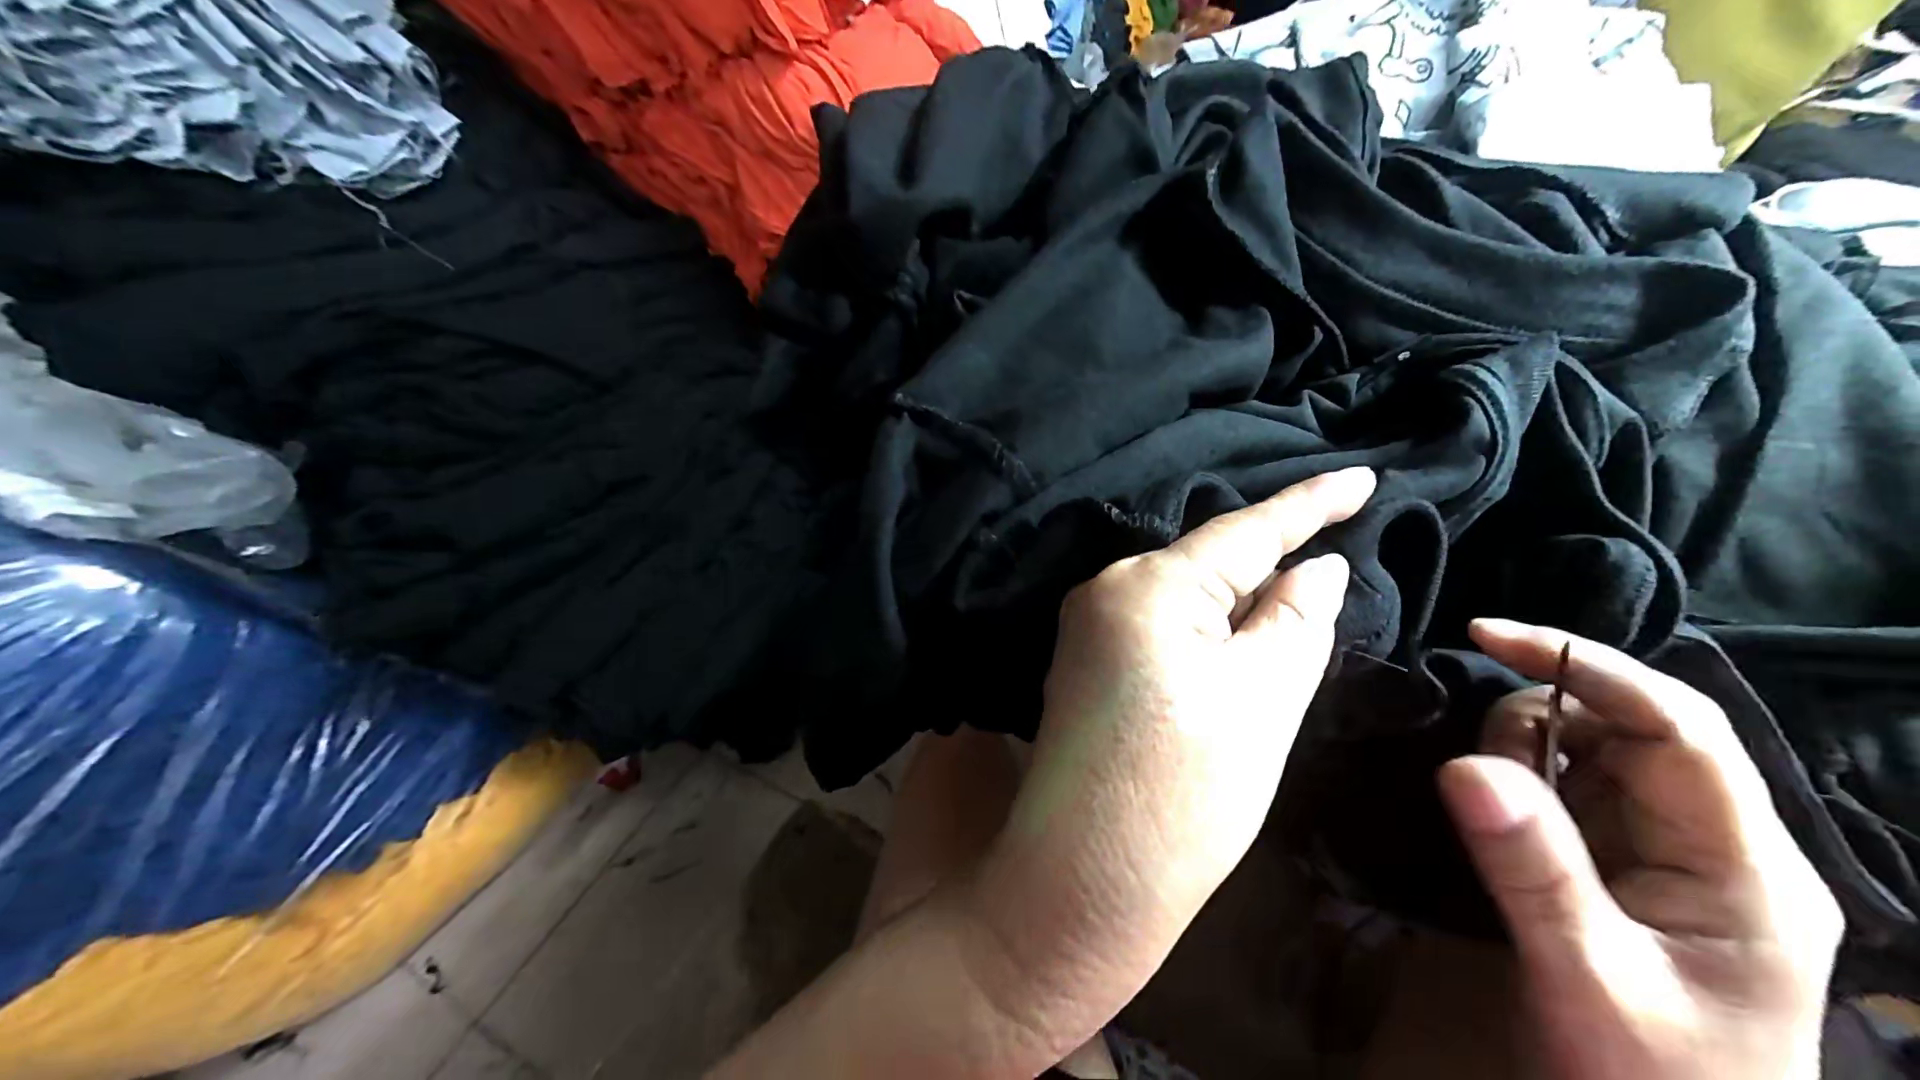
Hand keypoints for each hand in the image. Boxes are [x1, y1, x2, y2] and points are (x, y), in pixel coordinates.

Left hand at [963, 467, 1375, 1057]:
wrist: (1082, 879)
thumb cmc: (1184, 794)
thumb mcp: (1263, 700)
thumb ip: (1295, 620)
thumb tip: (1316, 566)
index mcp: (1146, 585)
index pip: (1244, 530)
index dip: (1308, 503)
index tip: (1360, 475)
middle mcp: (1103, 588)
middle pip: (1206, 560)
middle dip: (1269, 556)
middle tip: (1338, 537)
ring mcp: (1085, 625)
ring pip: (1182, 593)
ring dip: (1236, 596)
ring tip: (1296, 592)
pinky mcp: (1084, 661)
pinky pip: (1158, 623)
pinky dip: (1203, 625)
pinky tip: (1233, 634)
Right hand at [1440, 620, 1842, 1079]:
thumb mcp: (1587, 982)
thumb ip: (1533, 874)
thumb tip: (1465, 765)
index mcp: (1743, 866)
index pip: (1677, 725)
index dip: (1585, 664)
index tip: (1483, 633)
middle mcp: (1712, 839)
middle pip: (1625, 724)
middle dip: (1538, 720)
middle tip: (1478, 770)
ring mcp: (1666, 846)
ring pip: (1588, 745)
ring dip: (1521, 749)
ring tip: (1485, 806)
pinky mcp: (1620, 856)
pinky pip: (1564, 780)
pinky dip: (1517, 772)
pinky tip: (1494, 808)